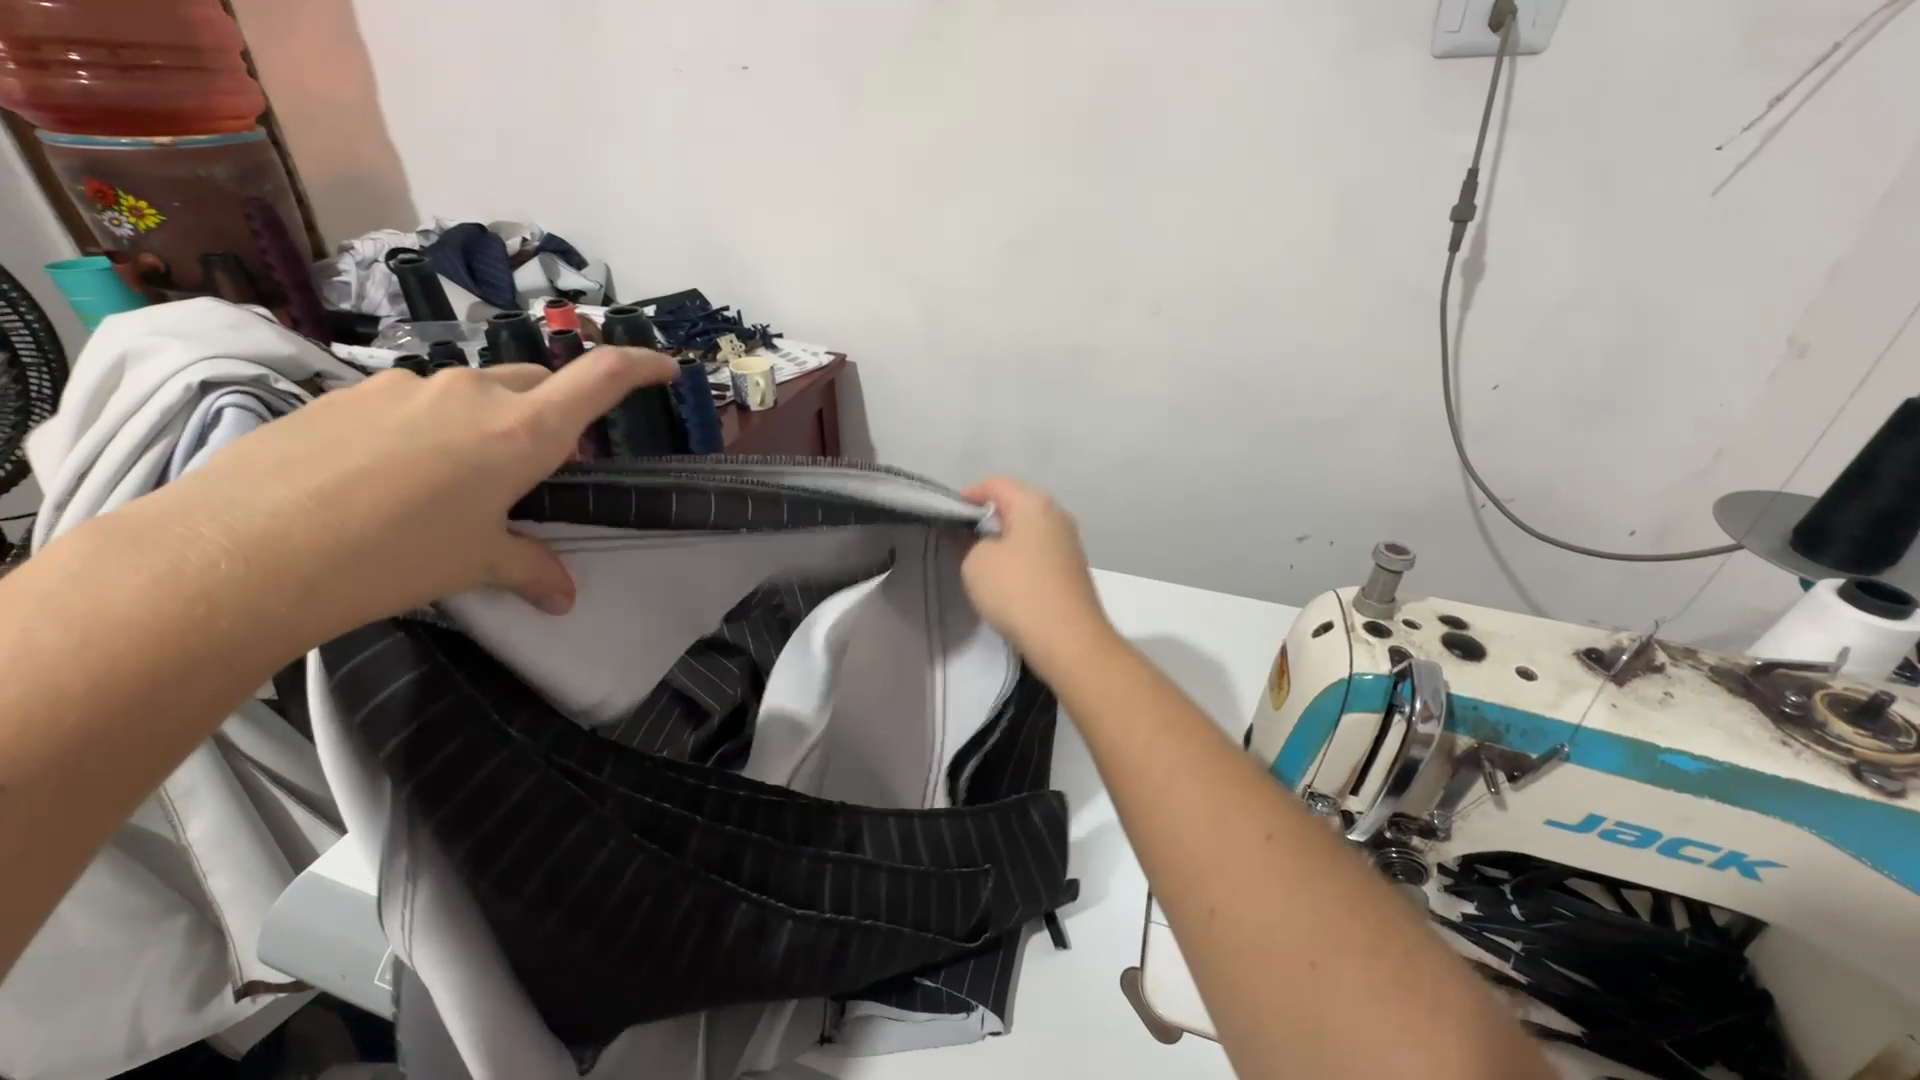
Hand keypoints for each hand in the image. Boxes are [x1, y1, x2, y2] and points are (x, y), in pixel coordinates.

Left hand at [109, 347, 676, 643]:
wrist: (247, 550)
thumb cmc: (394, 557)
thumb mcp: (474, 565)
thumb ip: (530, 568)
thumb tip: (563, 598)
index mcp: (521, 430)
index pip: (600, 377)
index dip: (641, 366)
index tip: (666, 367)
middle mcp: (471, 391)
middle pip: (536, 382)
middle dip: (552, 411)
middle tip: (538, 464)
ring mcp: (404, 385)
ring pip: (470, 393)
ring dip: (481, 425)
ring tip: (449, 484)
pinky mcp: (347, 393)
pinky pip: (411, 403)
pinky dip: (424, 429)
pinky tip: (386, 477)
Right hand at [960, 476, 1112, 664]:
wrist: (1069, 640)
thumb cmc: (1017, 590)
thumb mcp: (975, 563)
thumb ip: (966, 541)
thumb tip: (971, 536)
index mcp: (1034, 503)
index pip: (995, 484)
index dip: (967, 496)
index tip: (947, 518)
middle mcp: (1057, 516)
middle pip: (1015, 506)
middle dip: (986, 520)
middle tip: (960, 542)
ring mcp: (1069, 544)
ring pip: (1027, 533)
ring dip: (1003, 543)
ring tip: (980, 565)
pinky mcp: (1073, 571)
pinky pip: (1038, 555)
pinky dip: (1019, 562)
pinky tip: (1007, 584)